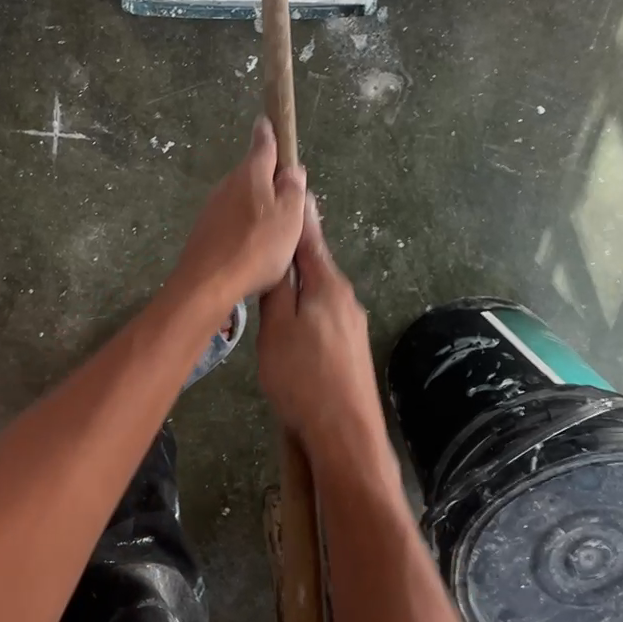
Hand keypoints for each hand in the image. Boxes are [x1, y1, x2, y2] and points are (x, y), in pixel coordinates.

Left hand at [168, 117, 307, 306]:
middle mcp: (228, 184)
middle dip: (269, 177)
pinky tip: (253, 244)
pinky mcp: (205, 230)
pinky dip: (245, 223)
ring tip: (276, 226)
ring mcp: (213, 207)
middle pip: (252, 172)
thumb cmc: (256, 247)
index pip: (262, 143)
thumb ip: (292, 190)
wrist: (207, 283)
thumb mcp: (289, 218)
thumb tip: (293, 168)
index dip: (269, 131)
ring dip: (257, 204)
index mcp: (251, 174)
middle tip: (289, 193)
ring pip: (241, 197)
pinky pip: (231, 218)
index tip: (268, 120)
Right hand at [258, 202, 381, 452]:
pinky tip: (291, 321)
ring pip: (319, 291)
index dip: (297, 213)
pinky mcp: (352, 348)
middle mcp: (345, 298)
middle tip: (270, 234)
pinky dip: (307, 306)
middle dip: (293, 250)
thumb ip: (276, 290)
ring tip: (272, 278)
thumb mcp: (275, 329)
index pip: (309, 237)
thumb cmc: (303, 378)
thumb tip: (278, 254)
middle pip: (315, 264)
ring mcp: (353, 324)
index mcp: (327, 285)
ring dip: (298, 282)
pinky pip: (325, 313)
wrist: (346, 435)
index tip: (292, 186)